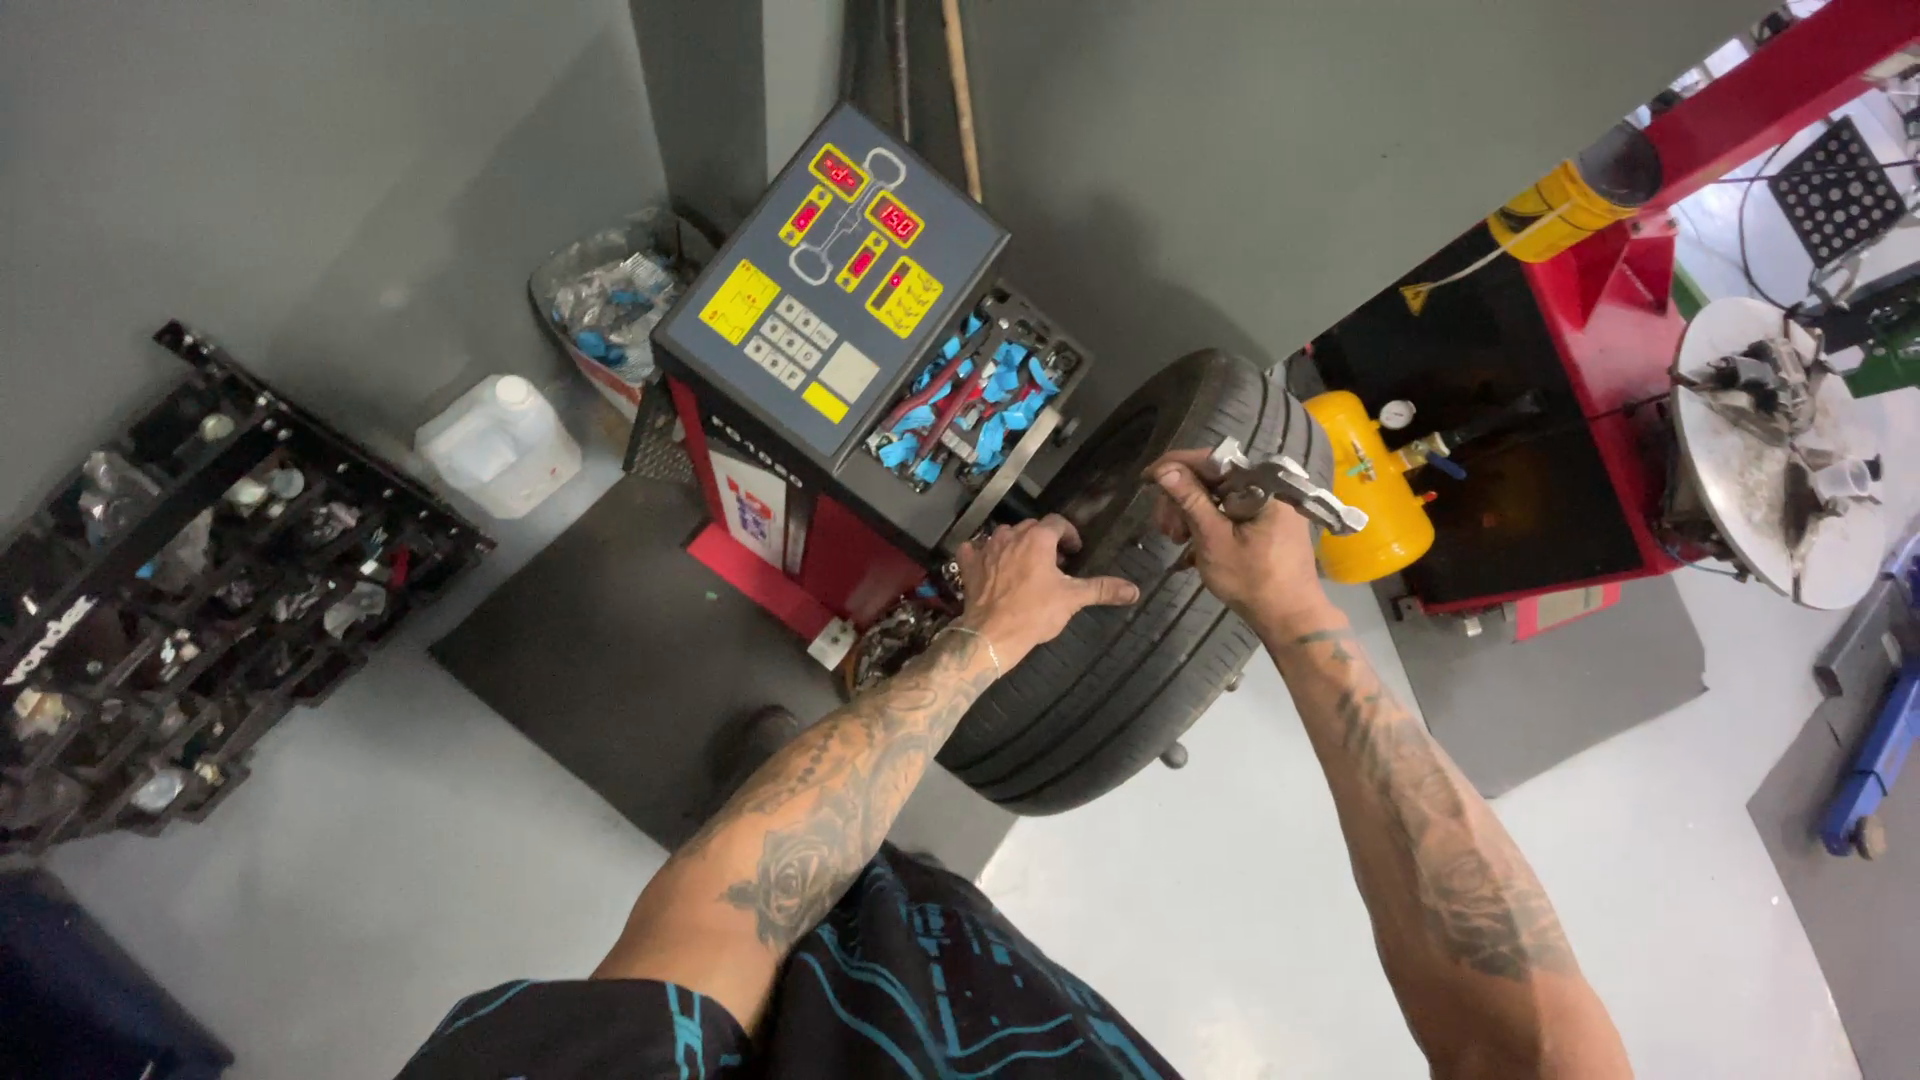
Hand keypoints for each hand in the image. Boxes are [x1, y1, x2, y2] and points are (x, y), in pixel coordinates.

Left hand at [956, 515, 1139, 666]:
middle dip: (1044, 541)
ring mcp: (986, 548)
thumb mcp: (1072, 599)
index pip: (1057, 522)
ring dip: (1017, 545)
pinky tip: (990, 565)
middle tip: (1054, 564)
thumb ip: (1102, 589)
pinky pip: (973, 549)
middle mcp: (1010, 536)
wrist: (992, 634)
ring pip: (1004, 536)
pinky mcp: (968, 564)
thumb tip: (1134, 589)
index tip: (1073, 552)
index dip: (1068, 534)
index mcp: (1037, 539)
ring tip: (1027, 566)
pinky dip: (982, 553)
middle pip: (1031, 528)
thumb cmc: (1035, 613)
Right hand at [1144, 448, 1334, 631]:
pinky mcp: (1264, 522)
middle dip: (1181, 499)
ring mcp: (1267, 505)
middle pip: (1211, 478)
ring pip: (1215, 495)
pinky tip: (1189, 547)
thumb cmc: (1253, 581)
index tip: (1147, 479)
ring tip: (1177, 541)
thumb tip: (1165, 470)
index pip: (1211, 460)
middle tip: (1166, 530)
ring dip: (1189, 515)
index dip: (1175, 466)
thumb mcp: (1213, 540)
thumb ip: (1190, 500)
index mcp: (1262, 485)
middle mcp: (1268, 487)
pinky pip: (1227, 511)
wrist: (1290, 617)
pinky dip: (1206, 524)